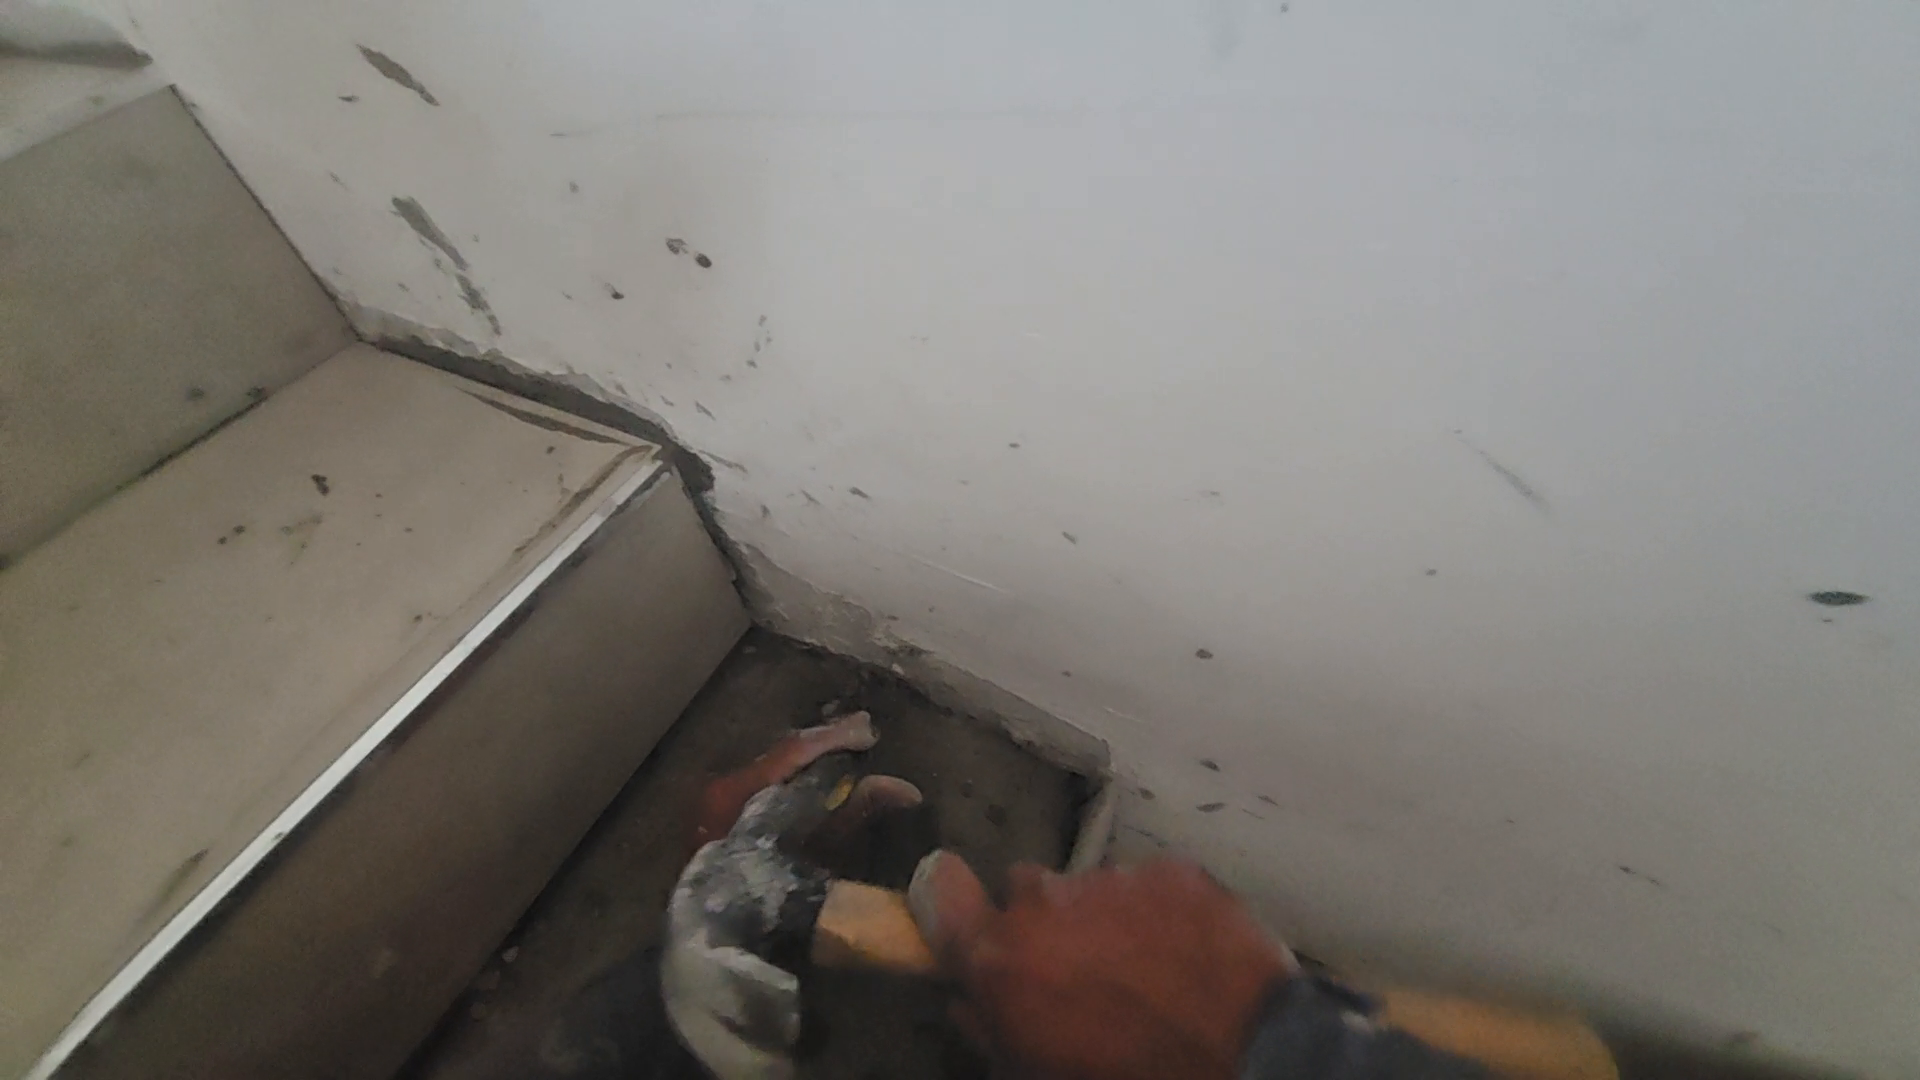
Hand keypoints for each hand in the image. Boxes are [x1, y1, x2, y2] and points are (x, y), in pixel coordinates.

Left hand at [666, 713, 921, 1079]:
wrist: (705, 955)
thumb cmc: (764, 911)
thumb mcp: (819, 866)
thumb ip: (856, 817)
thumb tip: (904, 789)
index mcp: (740, 792)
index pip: (794, 750)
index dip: (837, 736)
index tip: (872, 731)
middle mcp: (723, 786)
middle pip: (783, 752)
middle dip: (825, 743)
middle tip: (864, 733)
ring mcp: (714, 801)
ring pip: (773, 765)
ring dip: (811, 758)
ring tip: (848, 748)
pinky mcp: (715, 816)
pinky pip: (764, 782)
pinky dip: (794, 776)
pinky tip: (818, 777)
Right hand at [909, 853, 1294, 1079]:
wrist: (1251, 1063)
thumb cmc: (1126, 1079)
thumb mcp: (1038, 1074)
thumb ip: (989, 1029)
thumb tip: (966, 997)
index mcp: (1003, 954)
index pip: (940, 888)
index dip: (944, 894)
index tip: (959, 904)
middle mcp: (1044, 898)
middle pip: (1022, 888)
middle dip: (1040, 920)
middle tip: (1079, 965)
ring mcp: (1109, 877)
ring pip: (1086, 888)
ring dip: (1101, 919)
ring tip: (1146, 968)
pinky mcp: (1167, 868)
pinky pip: (1144, 884)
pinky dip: (1155, 911)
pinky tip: (1184, 952)